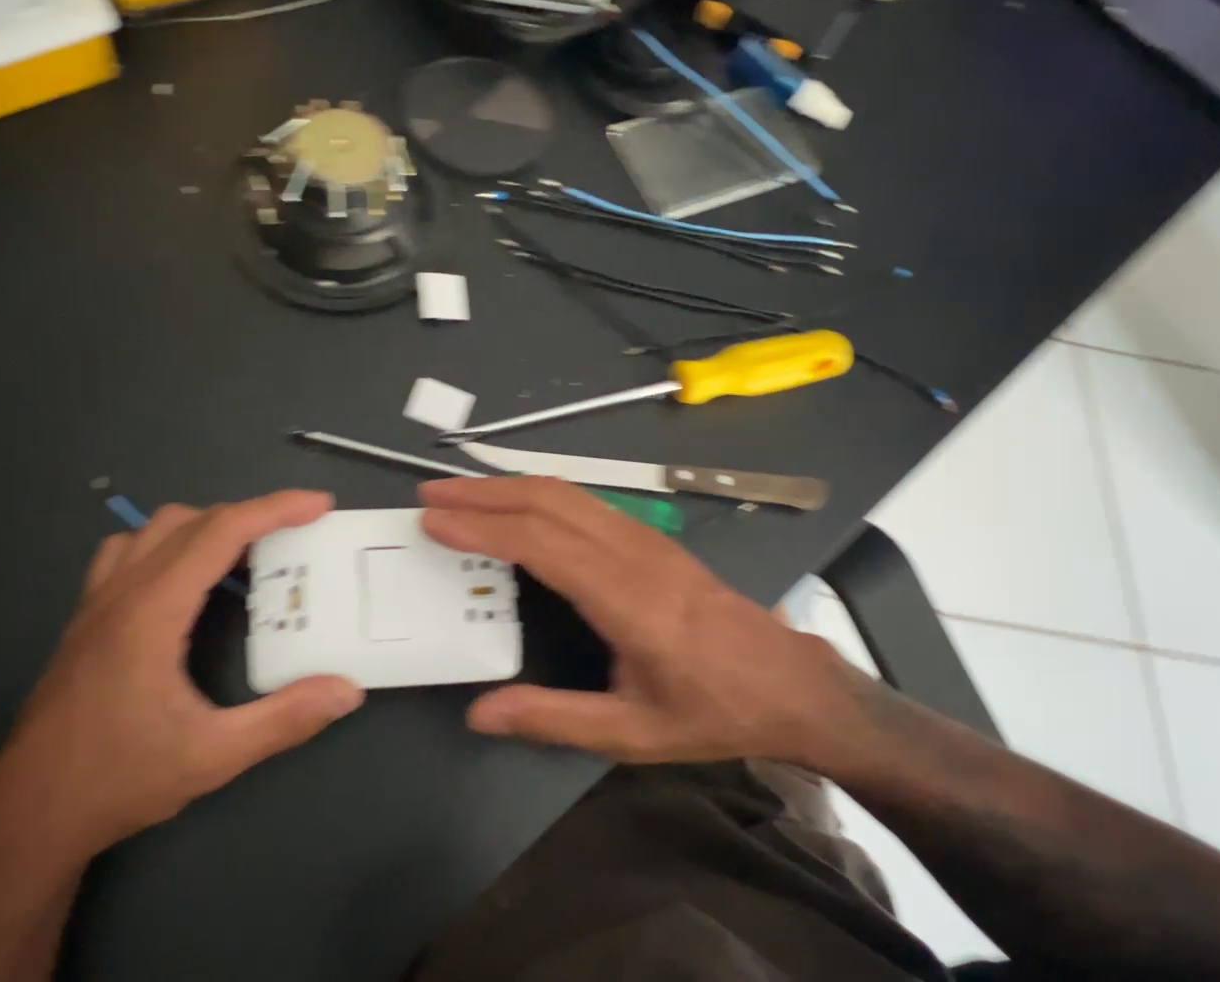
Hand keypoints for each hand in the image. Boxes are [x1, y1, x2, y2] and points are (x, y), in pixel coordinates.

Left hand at [0, 491, 364, 860]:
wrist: (29, 814)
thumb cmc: (119, 779)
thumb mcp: (213, 756)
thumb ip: (284, 719)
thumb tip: (348, 690)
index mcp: (151, 611)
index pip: (220, 532)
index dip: (274, 509)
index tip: (319, 504)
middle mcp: (120, 592)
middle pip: (190, 521)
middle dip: (248, 515)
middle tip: (295, 537)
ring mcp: (96, 604)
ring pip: (152, 531)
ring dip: (204, 527)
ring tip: (243, 557)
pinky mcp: (85, 621)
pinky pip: (126, 554)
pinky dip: (166, 547)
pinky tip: (185, 586)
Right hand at [421, 477, 873, 769]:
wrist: (790, 684)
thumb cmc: (713, 711)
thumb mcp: (633, 733)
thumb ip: (554, 719)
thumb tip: (480, 713)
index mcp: (629, 599)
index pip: (542, 543)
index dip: (483, 527)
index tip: (433, 520)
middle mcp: (635, 554)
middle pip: (549, 501)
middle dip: (483, 492)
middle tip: (428, 494)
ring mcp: (647, 539)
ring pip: (568, 493)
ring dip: (508, 486)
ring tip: (458, 492)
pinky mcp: (653, 539)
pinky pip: (586, 501)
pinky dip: (537, 493)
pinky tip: (515, 504)